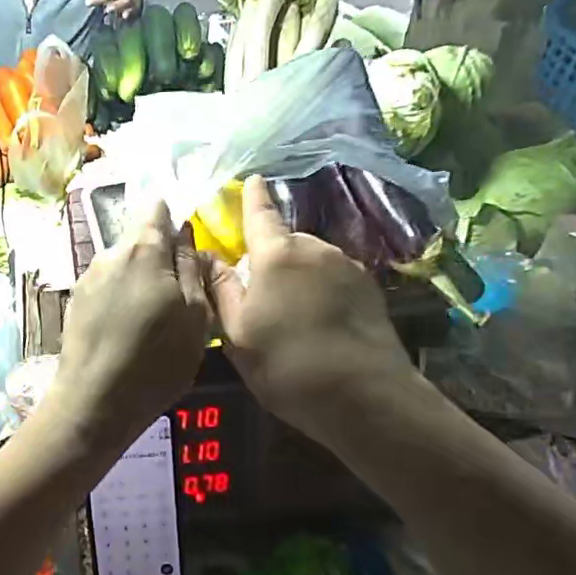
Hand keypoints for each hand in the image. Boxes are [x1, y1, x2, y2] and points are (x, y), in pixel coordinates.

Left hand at [51, 198, 211, 445]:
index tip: (186, 244)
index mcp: (142, 249)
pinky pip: (106, 291)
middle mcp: (109, 255)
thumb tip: (184, 235)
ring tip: (151, 322)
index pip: (157, 209)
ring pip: (121, 268)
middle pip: (138, 242)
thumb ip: (191, 268)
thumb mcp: (195, 315)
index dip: (173, 219)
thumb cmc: (156, 361)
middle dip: (158, 260)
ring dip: (138, 283)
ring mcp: (86, 280)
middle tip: (177, 297)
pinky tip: (127, 333)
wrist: (94, 403)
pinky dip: (119, 303)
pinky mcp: (74, 305)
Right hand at [203, 175, 414, 429]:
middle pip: (284, 242)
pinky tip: (313, 322)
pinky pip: (331, 278)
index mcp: (276, 255)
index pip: (261, 215)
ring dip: (294, 276)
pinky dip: (317, 290)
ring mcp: (347, 267)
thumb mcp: (236, 333)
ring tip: (285, 315)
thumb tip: (207, 258)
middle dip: (268, 257)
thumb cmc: (285, 365)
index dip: (254, 198)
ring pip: (309, 260)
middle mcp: (314, 249)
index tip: (253, 179)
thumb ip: (221, 290)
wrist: (361, 395)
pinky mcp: (368, 288)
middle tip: (254, 294)